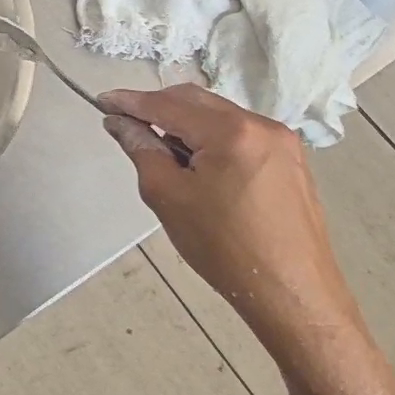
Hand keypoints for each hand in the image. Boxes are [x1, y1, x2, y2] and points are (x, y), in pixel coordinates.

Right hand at [100, 85, 359, 347]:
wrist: (293, 294)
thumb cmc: (223, 247)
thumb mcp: (166, 195)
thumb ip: (141, 148)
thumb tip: (120, 123)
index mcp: (231, 132)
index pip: (166, 104)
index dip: (129, 101)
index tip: (101, 101)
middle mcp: (262, 125)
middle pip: (194, 100)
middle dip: (157, 107)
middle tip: (127, 125)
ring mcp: (282, 141)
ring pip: (217, 114)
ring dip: (184, 122)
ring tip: (162, 151)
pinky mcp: (291, 160)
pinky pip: (239, 132)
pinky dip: (210, 136)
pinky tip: (196, 163)